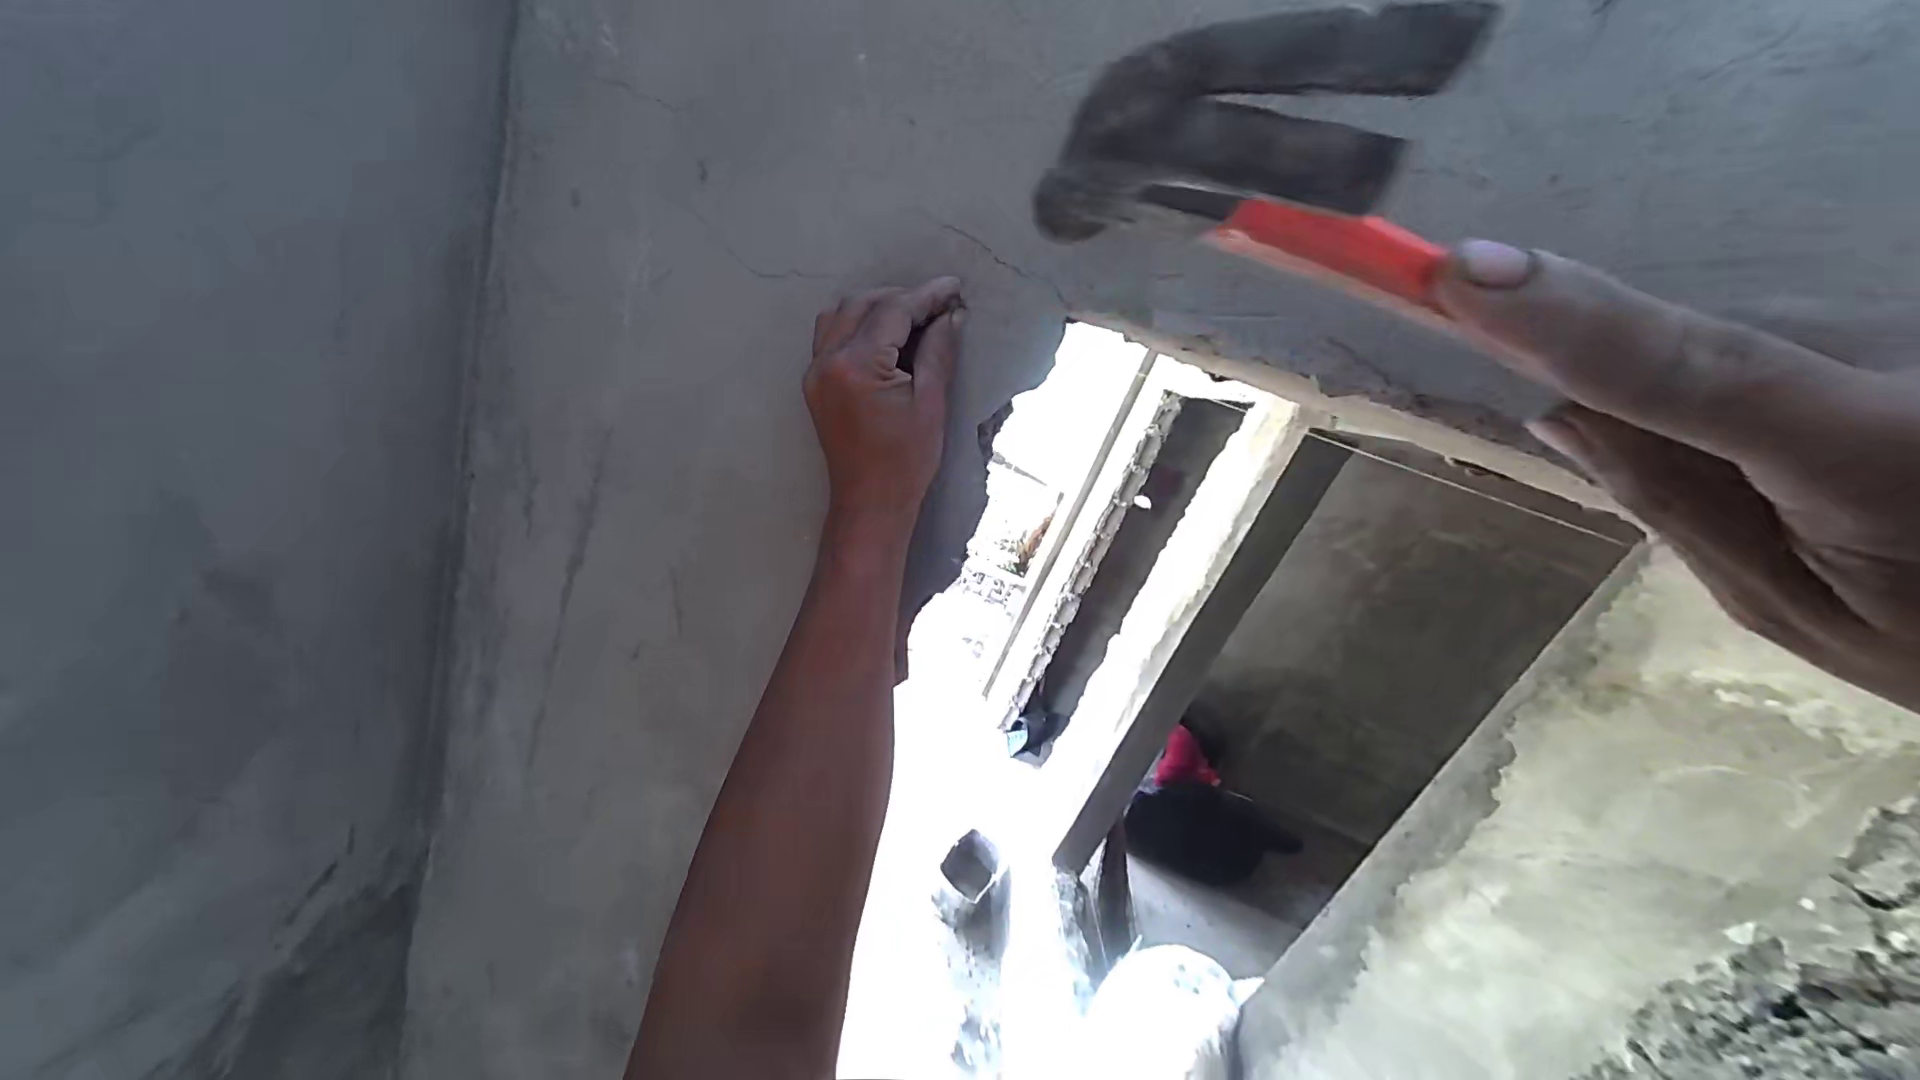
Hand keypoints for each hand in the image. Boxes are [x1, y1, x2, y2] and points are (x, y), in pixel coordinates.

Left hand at [805, 276, 964, 534]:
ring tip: (912, 319)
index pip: (892, 310)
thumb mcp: (930, 404)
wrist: (870, 503)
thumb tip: (950, 316)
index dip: (926, 295)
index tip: (954, 288)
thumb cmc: (905, 462)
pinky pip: (830, 336)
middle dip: (902, 298)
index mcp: (856, 366)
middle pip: (863, 304)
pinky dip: (856, 325)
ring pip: (840, 314)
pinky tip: (884, 338)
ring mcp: (815, 373)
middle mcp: (826, 361)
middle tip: (939, 307)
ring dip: (875, 307)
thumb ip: (938, 353)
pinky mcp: (814, 384)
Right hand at [1435, 241, 1919, 712]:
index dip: (1569, 321)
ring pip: (1739, 340)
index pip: (1687, 370)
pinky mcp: (1914, 318)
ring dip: (1709, 404)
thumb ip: (1668, 504)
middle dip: (1647, 404)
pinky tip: (1830, 454)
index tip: (1465, 272)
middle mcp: (1915, 361)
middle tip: (1714, 502)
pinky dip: (1761, 391)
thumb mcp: (1785, 602)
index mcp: (1882, 456)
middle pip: (1699, 349)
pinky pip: (1787, 339)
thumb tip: (1555, 415)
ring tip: (1802, 491)